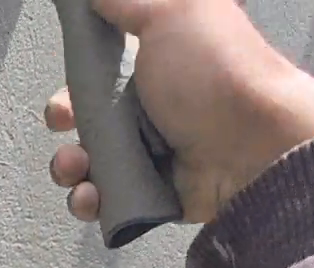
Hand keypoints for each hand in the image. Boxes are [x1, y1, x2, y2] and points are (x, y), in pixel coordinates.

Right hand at [46, 0, 313, 223]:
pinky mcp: (143, 195)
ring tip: (79, 170)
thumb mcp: (174, 12)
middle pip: (85, 122)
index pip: (100, 79)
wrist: (247, 147)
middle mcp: (151, 109)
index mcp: (157, 67)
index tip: (66, 93)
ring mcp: (147, 155)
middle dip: (65, 129)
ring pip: (84, 165)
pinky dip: (88, 200)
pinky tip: (94, 195)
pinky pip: (99, 201)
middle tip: (67, 129)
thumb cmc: (214, 75)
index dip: (73, 87)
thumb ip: (129, 1)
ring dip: (69, 168)